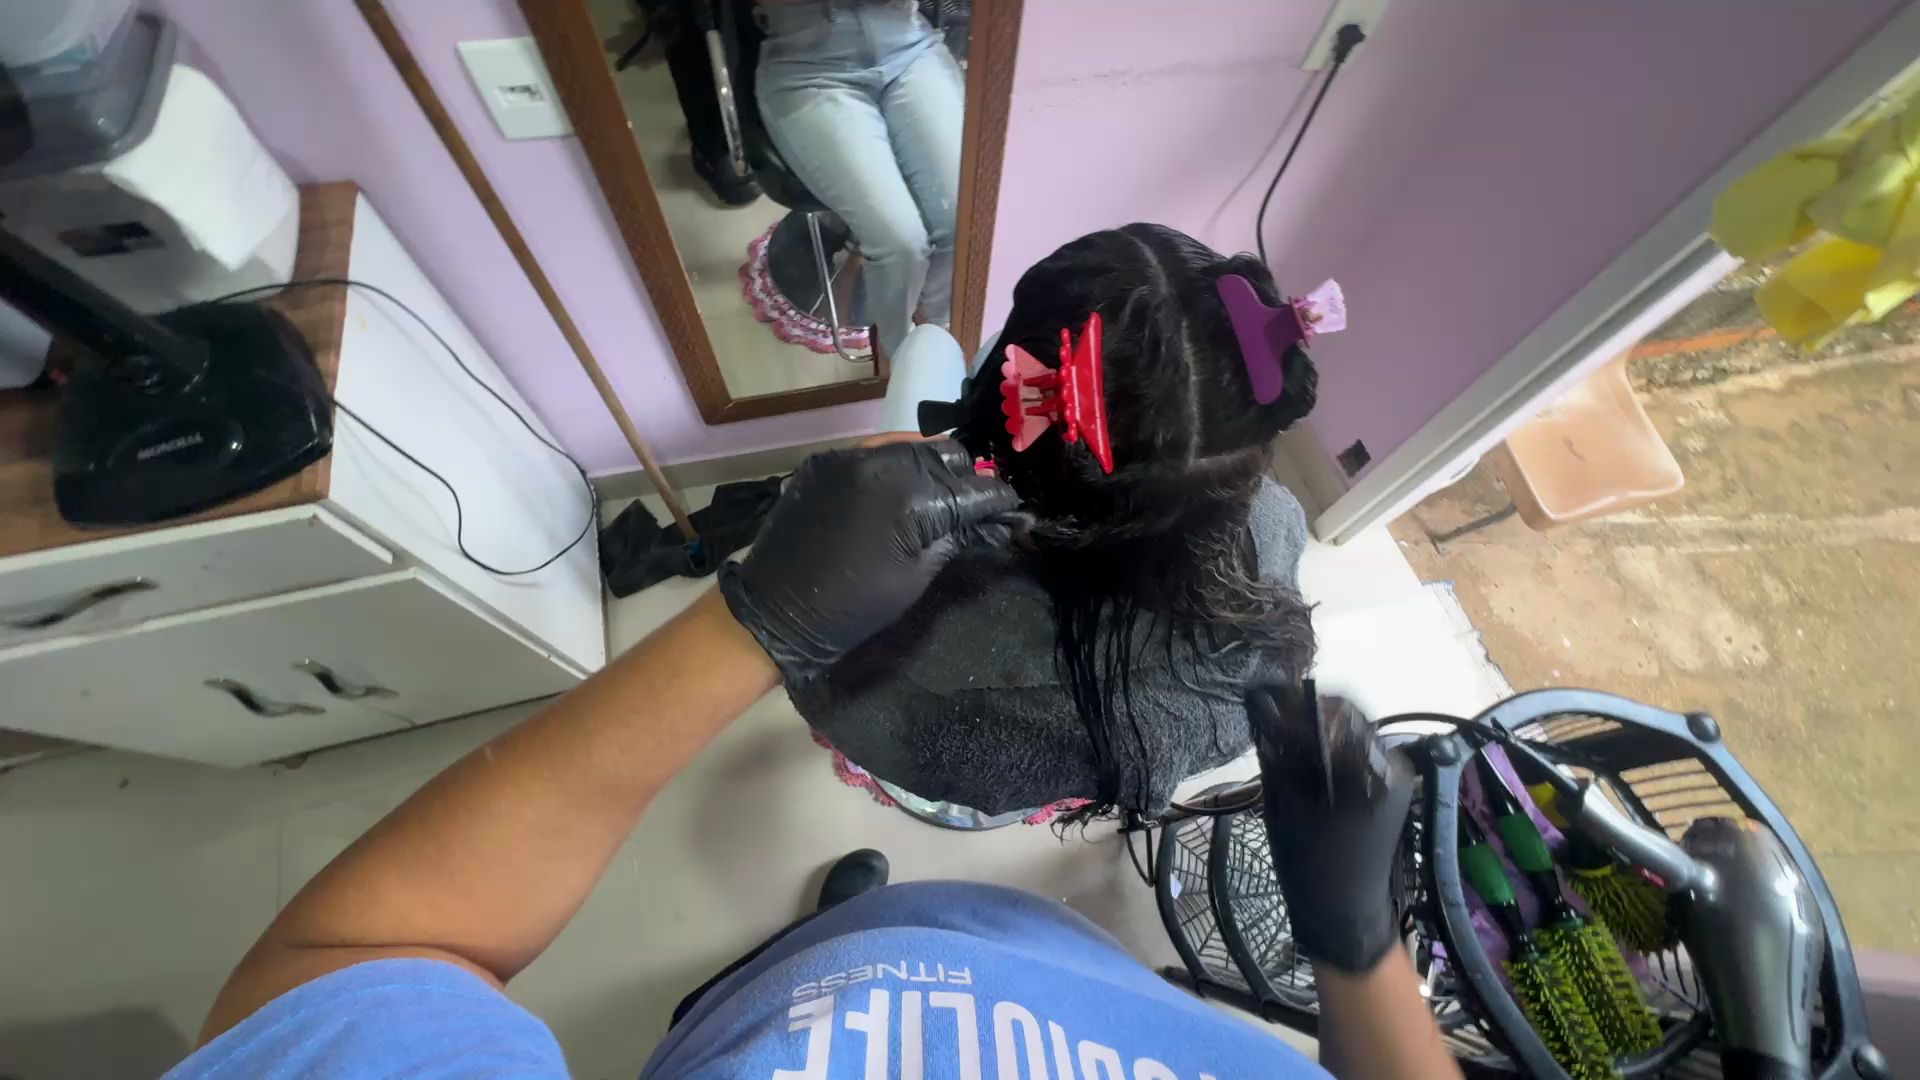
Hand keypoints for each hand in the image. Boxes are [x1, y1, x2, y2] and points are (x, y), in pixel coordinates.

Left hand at [719, 439, 1019, 682]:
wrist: (776, 610)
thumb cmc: (854, 607)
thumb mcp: (918, 576)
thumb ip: (958, 537)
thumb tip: (998, 523)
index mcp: (911, 500)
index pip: (975, 490)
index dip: (1000, 502)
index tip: (1014, 513)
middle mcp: (884, 463)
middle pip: (949, 454)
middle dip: (968, 479)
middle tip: (972, 507)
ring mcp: (851, 455)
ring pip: (914, 444)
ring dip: (933, 466)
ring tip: (936, 495)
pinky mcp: (828, 458)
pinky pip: (877, 449)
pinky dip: (896, 464)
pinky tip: (897, 488)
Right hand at [1247, 684, 1414, 973]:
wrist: (1343, 914)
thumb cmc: (1311, 861)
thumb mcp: (1284, 800)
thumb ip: (1279, 750)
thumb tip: (1265, 709)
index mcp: (1372, 769)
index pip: (1338, 710)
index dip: (1299, 701)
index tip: (1267, 706)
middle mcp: (1392, 766)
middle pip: (1348, 716)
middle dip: (1307, 713)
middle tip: (1272, 723)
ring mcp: (1394, 776)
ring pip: (1350, 730)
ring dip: (1316, 729)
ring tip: (1284, 742)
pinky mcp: (1389, 787)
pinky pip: (1355, 750)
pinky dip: (1327, 747)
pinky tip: (1303, 761)